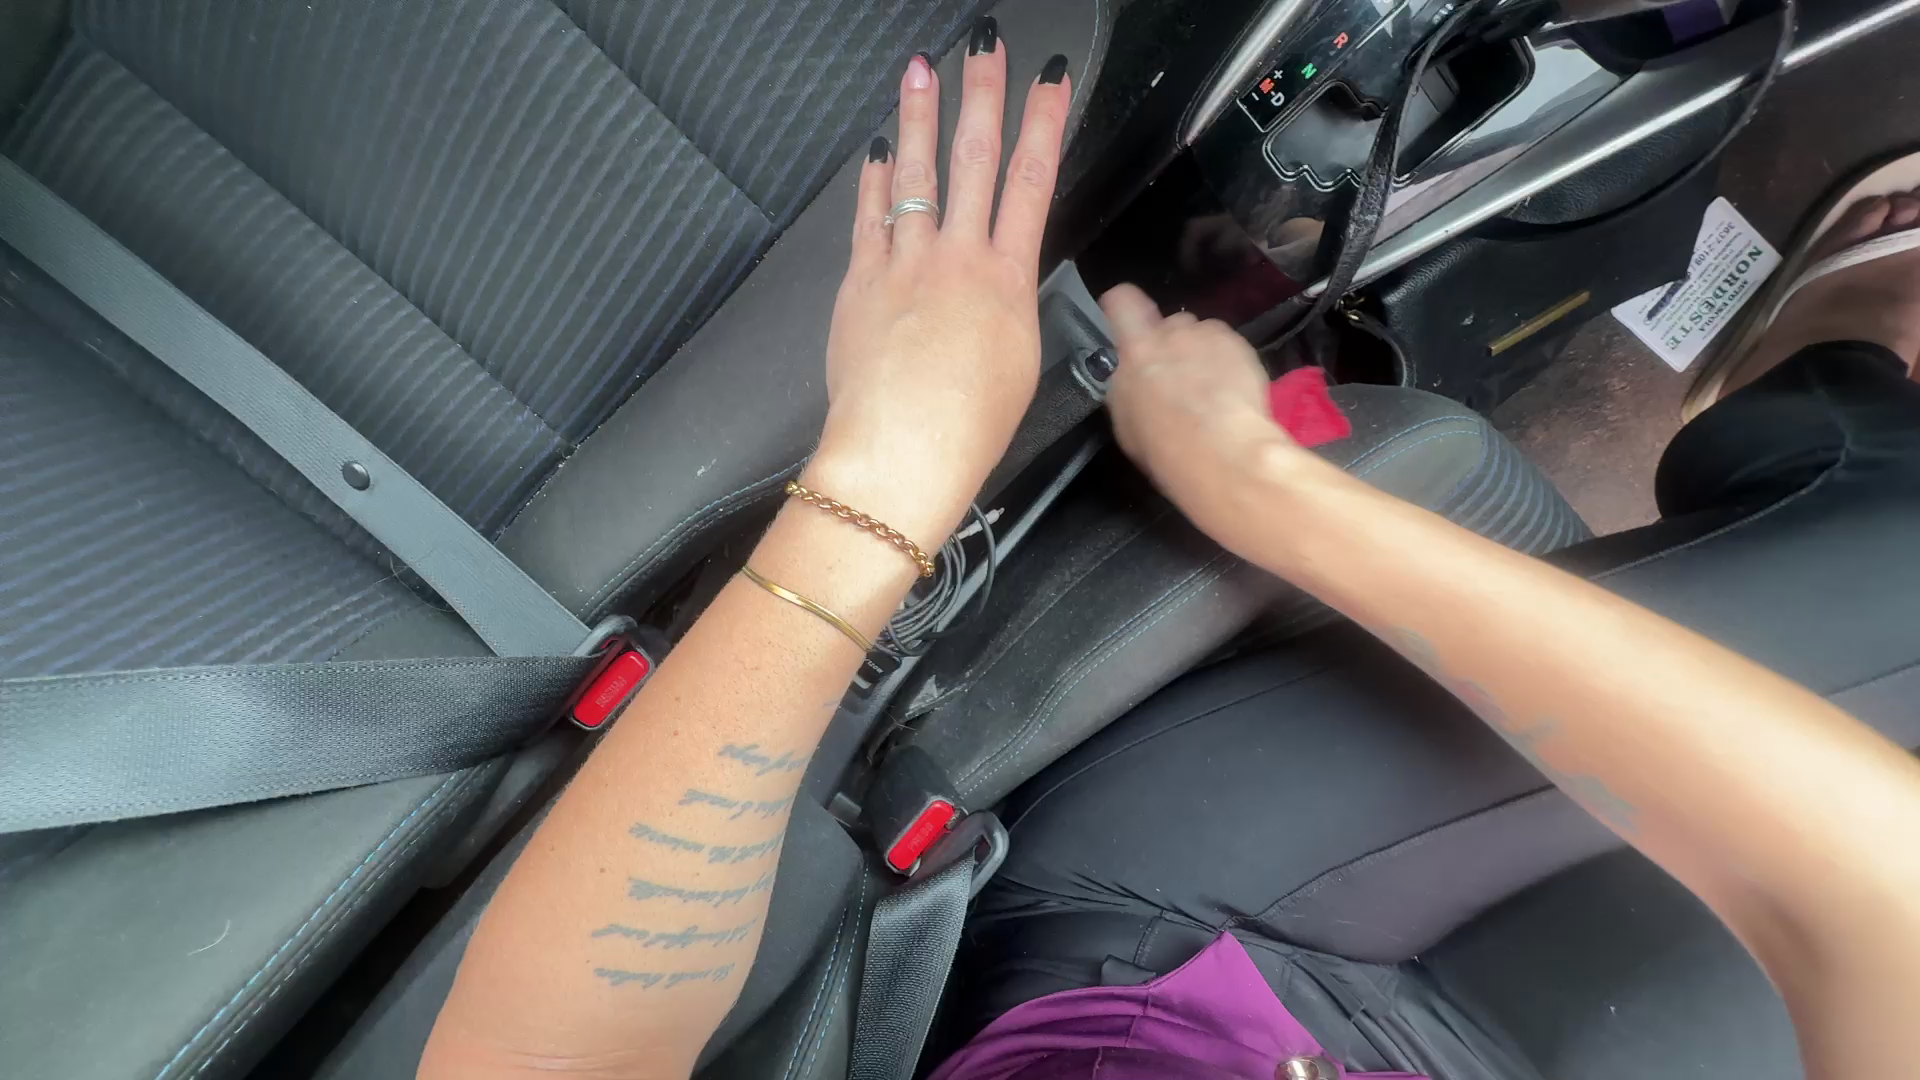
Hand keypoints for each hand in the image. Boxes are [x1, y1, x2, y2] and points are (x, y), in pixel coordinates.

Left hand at [806, 41, 1072, 549]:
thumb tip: (995, 294)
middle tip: (985, 47)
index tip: (1050, 82)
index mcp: (1007, 283)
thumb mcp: (1016, 368)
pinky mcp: (860, 284)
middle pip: (974, 161)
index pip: (1031, 185)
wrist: (903, 451)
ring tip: (921, 71)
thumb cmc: (968, 428)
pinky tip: (875, 153)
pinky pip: (869, 219)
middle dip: (983, 96)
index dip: (1044, 126)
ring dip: (920, 119)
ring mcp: (905, 266)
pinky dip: (872, 183)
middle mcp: (957, 261)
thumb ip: (1008, 315)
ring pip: (915, 176)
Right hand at [1101, 284, 1315, 557]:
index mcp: (1134, 351)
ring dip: (1200, 353)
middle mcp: (1170, 333)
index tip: (1122, 317)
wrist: (1221, 452)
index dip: (1121, 306)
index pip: (1121, 301)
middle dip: (1169, 343)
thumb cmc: (1165, 446)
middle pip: (1166, 324)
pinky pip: (1227, 344)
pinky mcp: (1240, 344)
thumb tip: (1132, 381)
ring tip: (1208, 389)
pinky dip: (1227, 361)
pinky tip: (1229, 391)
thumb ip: (1127, 387)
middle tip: (1175, 376)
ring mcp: (1208, 336)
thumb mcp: (1126, 422)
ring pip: (1200, 334)